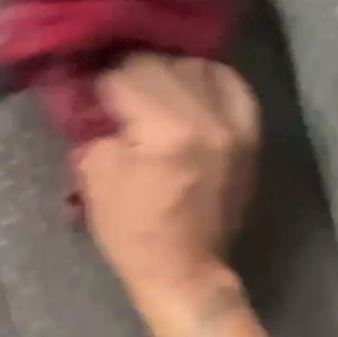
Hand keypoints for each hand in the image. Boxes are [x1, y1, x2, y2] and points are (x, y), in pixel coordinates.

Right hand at [76, 54, 259, 321]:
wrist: (184, 272)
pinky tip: (188, 87)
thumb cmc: (132, 231)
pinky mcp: (249, 136)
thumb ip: (92, 123)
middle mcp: (206, 119)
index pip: (123, 75)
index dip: (98, 83)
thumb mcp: (93, 174)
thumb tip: (90, 92)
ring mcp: (235, 126)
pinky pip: (233, 86)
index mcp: (164, 130)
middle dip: (128, 74)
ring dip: (166, 73)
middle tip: (113, 94)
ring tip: (149, 93)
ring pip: (196, 67)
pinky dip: (207, 80)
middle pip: (159, 64)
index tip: (88, 95)